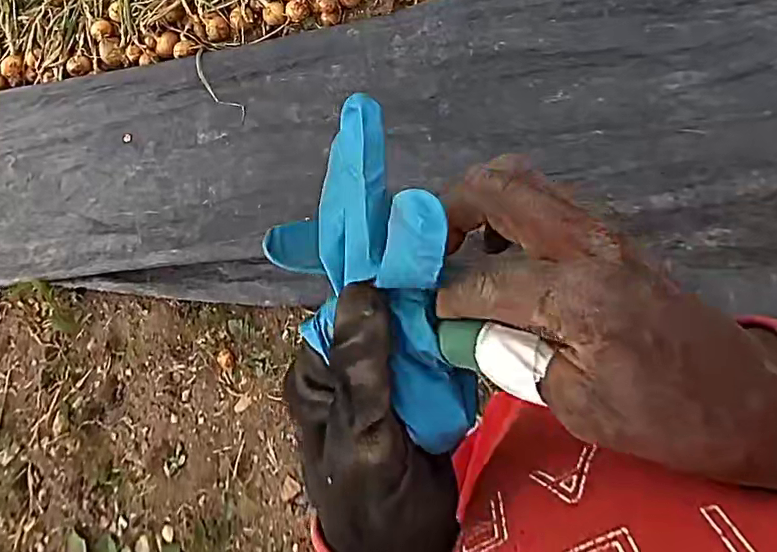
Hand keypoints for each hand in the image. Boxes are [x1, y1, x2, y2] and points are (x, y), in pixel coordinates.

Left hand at [284, 283, 461, 551]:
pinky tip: (459, 345)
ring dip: (433, 325)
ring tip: (455, 319)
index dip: (380, 289)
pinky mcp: (413, 386)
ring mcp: (380, 374)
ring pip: (408, 328)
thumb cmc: (370, 502)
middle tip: (443, 299)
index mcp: (317, 369)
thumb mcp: (360, 433)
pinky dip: (446, 348)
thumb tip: (364, 290)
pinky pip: (430, 353)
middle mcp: (345, 364)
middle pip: (380, 311)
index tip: (416, 274)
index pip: (346, 308)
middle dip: (412, 305)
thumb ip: (360, 367)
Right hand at [437, 156, 776, 505]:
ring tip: (458, 242)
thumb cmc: (668, 416)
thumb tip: (460, 328)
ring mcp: (595, 225)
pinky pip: (538, 192)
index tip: (419, 307)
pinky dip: (504, 206)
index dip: (441, 295)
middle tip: (424, 248)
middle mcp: (581, 242)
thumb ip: (512, 356)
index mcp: (575, 294)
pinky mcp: (603, 225)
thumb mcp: (582, 408)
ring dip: (475, 200)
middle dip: (444, 210)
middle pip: (491, 188)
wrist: (748, 394)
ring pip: (515, 176)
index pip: (481, 280)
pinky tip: (501, 246)